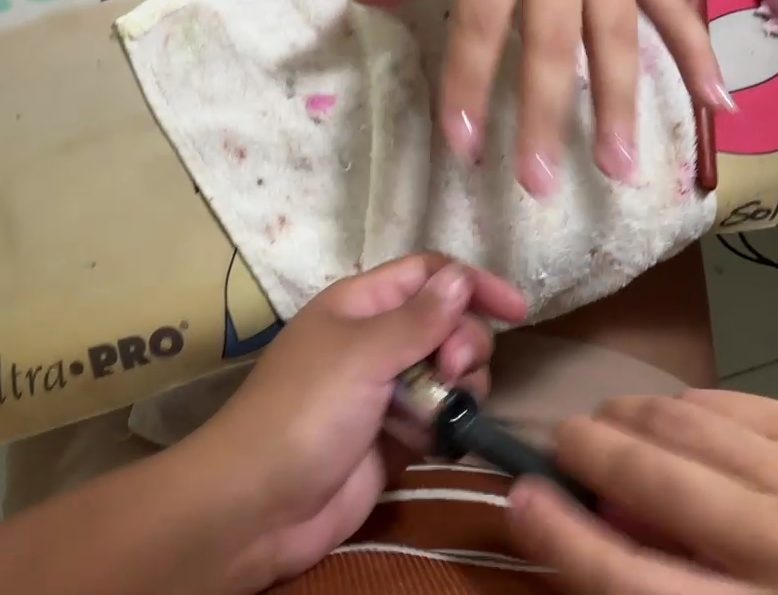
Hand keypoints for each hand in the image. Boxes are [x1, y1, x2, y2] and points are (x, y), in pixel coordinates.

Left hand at [188, 254, 527, 584]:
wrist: (260, 504)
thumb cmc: (305, 410)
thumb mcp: (362, 354)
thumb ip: (418, 318)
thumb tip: (462, 275)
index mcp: (360, 303)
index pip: (427, 274)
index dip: (471, 283)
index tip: (517, 310)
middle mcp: (376, 339)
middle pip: (446, 322)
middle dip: (463, 341)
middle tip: (451, 370)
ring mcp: (386, 389)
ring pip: (449, 371)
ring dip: (457, 387)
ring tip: (437, 411)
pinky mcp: (395, 435)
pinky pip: (439, 416)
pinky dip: (444, 424)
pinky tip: (429, 440)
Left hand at [345, 0, 728, 196]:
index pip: (483, 20)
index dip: (470, 82)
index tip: (462, 142)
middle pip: (552, 43)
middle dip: (546, 117)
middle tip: (539, 184)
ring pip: (616, 37)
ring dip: (621, 104)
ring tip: (621, 170)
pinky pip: (675, 7)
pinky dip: (698, 52)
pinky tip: (717, 104)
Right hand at [507, 392, 777, 594]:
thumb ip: (657, 580)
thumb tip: (583, 508)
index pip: (632, 580)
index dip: (562, 535)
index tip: (518, 495)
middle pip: (648, 478)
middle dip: (583, 450)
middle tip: (561, 446)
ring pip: (674, 421)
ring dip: (623, 420)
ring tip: (610, 431)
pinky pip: (715, 401)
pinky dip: (678, 413)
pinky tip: (677, 431)